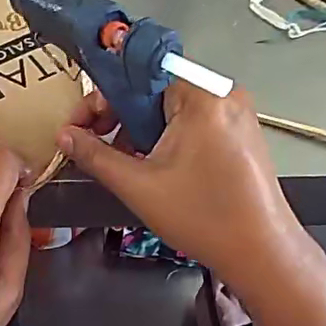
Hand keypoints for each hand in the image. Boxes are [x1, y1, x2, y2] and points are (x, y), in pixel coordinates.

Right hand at [56, 84, 298, 274]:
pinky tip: (152, 166)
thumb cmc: (206, 218)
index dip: (102, 98)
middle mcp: (224, 97)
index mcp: (201, 98)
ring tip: (125, 162)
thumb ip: (94, 155)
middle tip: (95, 143)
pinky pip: (192, 123)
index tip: (81, 123)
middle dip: (119, 117)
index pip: (138, 74)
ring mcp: (235, 115)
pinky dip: (165, 138)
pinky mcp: (239, 134)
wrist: (258, 251)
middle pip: (154, 90)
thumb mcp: (137, 185)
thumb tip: (67, 136)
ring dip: (140, 130)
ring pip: (172, 109)